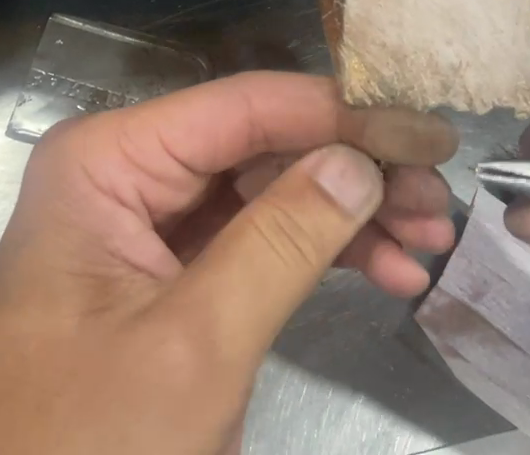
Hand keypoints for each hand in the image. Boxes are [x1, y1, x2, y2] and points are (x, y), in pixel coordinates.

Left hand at [0, 72, 457, 454]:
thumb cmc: (90, 445)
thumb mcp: (192, 346)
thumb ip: (279, 242)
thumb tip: (360, 161)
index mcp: (106, 159)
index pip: (242, 108)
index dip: (341, 114)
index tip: (428, 134)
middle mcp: (123, 171)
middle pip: (259, 146)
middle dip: (352, 173)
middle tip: (440, 200)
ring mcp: (143, 221)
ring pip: (265, 191)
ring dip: (348, 216)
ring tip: (429, 241)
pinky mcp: (165, 272)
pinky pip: (252, 240)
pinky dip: (319, 254)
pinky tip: (386, 272)